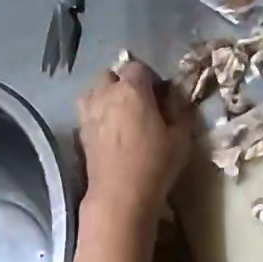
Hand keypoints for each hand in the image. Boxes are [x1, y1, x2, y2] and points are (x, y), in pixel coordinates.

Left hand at [76, 58, 189, 219]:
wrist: (120, 195)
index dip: (150, 78)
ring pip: (95, 91)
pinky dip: (96, 114)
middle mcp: (106, 94)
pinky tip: (109, 131)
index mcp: (132, 89)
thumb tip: (176, 98)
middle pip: (111, 75)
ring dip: (106, 96)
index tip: (160, 96)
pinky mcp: (80, 132)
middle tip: (140, 105)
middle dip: (124, 84)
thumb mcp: (181, 138)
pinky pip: (87, 111)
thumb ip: (181, 112)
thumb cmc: (155, 164)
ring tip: (120, 115)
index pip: (139, 67)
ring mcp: (89, 112)